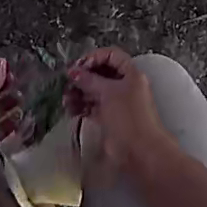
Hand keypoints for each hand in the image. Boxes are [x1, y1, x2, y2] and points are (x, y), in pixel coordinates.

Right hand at [66, 47, 173, 173]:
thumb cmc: (128, 116)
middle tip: (68, 83)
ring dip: (79, 92)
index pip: (111, 55)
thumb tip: (74, 71)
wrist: (140, 151)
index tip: (78, 66)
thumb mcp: (108, 92)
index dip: (94, 58)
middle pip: (101, 73)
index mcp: (131, 73)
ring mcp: (117, 102)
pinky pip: (93, 106)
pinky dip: (82, 106)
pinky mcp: (109, 118)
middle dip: (83, 77)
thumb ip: (90, 80)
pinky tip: (71, 109)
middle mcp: (125, 85)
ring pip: (95, 91)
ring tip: (66, 99)